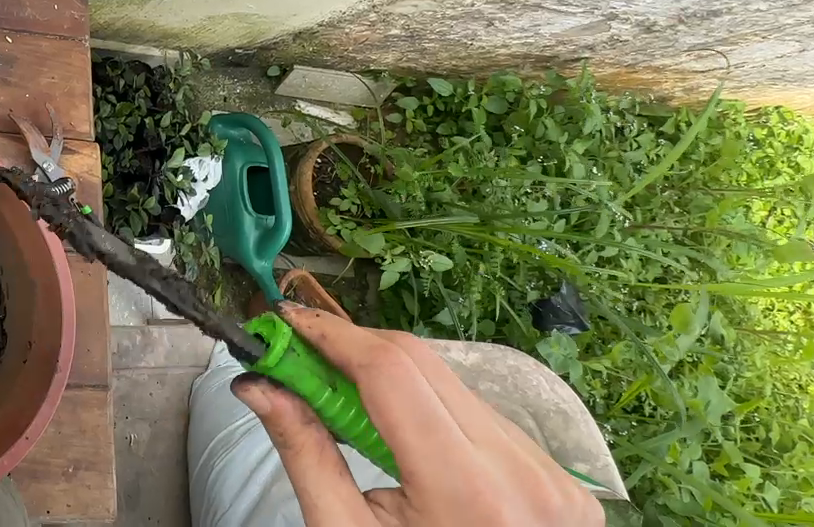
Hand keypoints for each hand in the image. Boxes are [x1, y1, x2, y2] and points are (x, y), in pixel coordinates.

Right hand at [232, 303, 601, 526]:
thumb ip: (304, 452)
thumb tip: (252, 383)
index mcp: (470, 493)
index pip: (390, 370)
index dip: (329, 333)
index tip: (280, 321)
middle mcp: (523, 472)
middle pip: (418, 362)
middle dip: (348, 345)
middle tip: (296, 352)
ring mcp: (553, 477)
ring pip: (446, 380)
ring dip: (384, 372)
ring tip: (341, 398)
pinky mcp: (562, 481)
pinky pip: (475, 410)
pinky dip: (423, 402)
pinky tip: (396, 430)